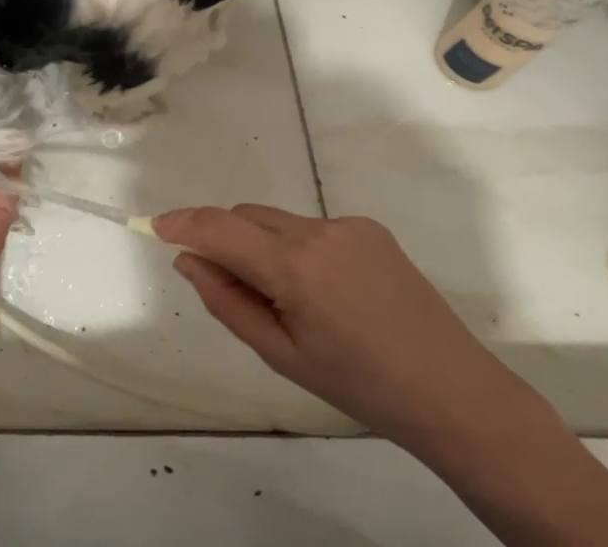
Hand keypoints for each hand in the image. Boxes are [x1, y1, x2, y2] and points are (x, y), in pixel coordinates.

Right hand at [153, 204, 555, 454]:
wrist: (454, 392)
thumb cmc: (359, 385)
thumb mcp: (280, 353)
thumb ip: (226, 300)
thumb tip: (189, 260)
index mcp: (294, 267)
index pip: (220, 228)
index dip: (182, 223)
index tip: (154, 226)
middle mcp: (319, 232)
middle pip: (246, 216)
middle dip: (222, 237)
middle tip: (222, 283)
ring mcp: (349, 227)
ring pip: (278, 221)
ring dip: (260, 244)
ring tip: (285, 299)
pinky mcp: (372, 230)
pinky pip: (311, 229)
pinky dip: (295, 248)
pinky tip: (323, 292)